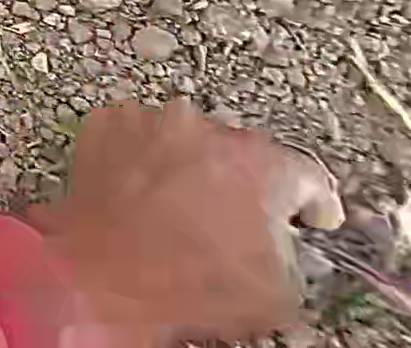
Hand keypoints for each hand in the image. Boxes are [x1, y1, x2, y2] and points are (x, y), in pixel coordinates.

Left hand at [47, 100, 343, 346]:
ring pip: (179, 136)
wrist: (102, 274)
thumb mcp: (276, 290)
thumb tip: (286, 239)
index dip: (309, 201)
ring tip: (171, 205)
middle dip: (236, 180)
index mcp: (252, 160)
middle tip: (225, 217)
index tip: (306, 215)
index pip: (302, 172)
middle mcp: (199, 126)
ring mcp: (148, 119)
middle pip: (234, 149)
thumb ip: (294, 251)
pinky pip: (134, 134)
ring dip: (182, 162)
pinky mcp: (107, 122)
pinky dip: (138, 155)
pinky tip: (136, 189)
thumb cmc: (184, 284)